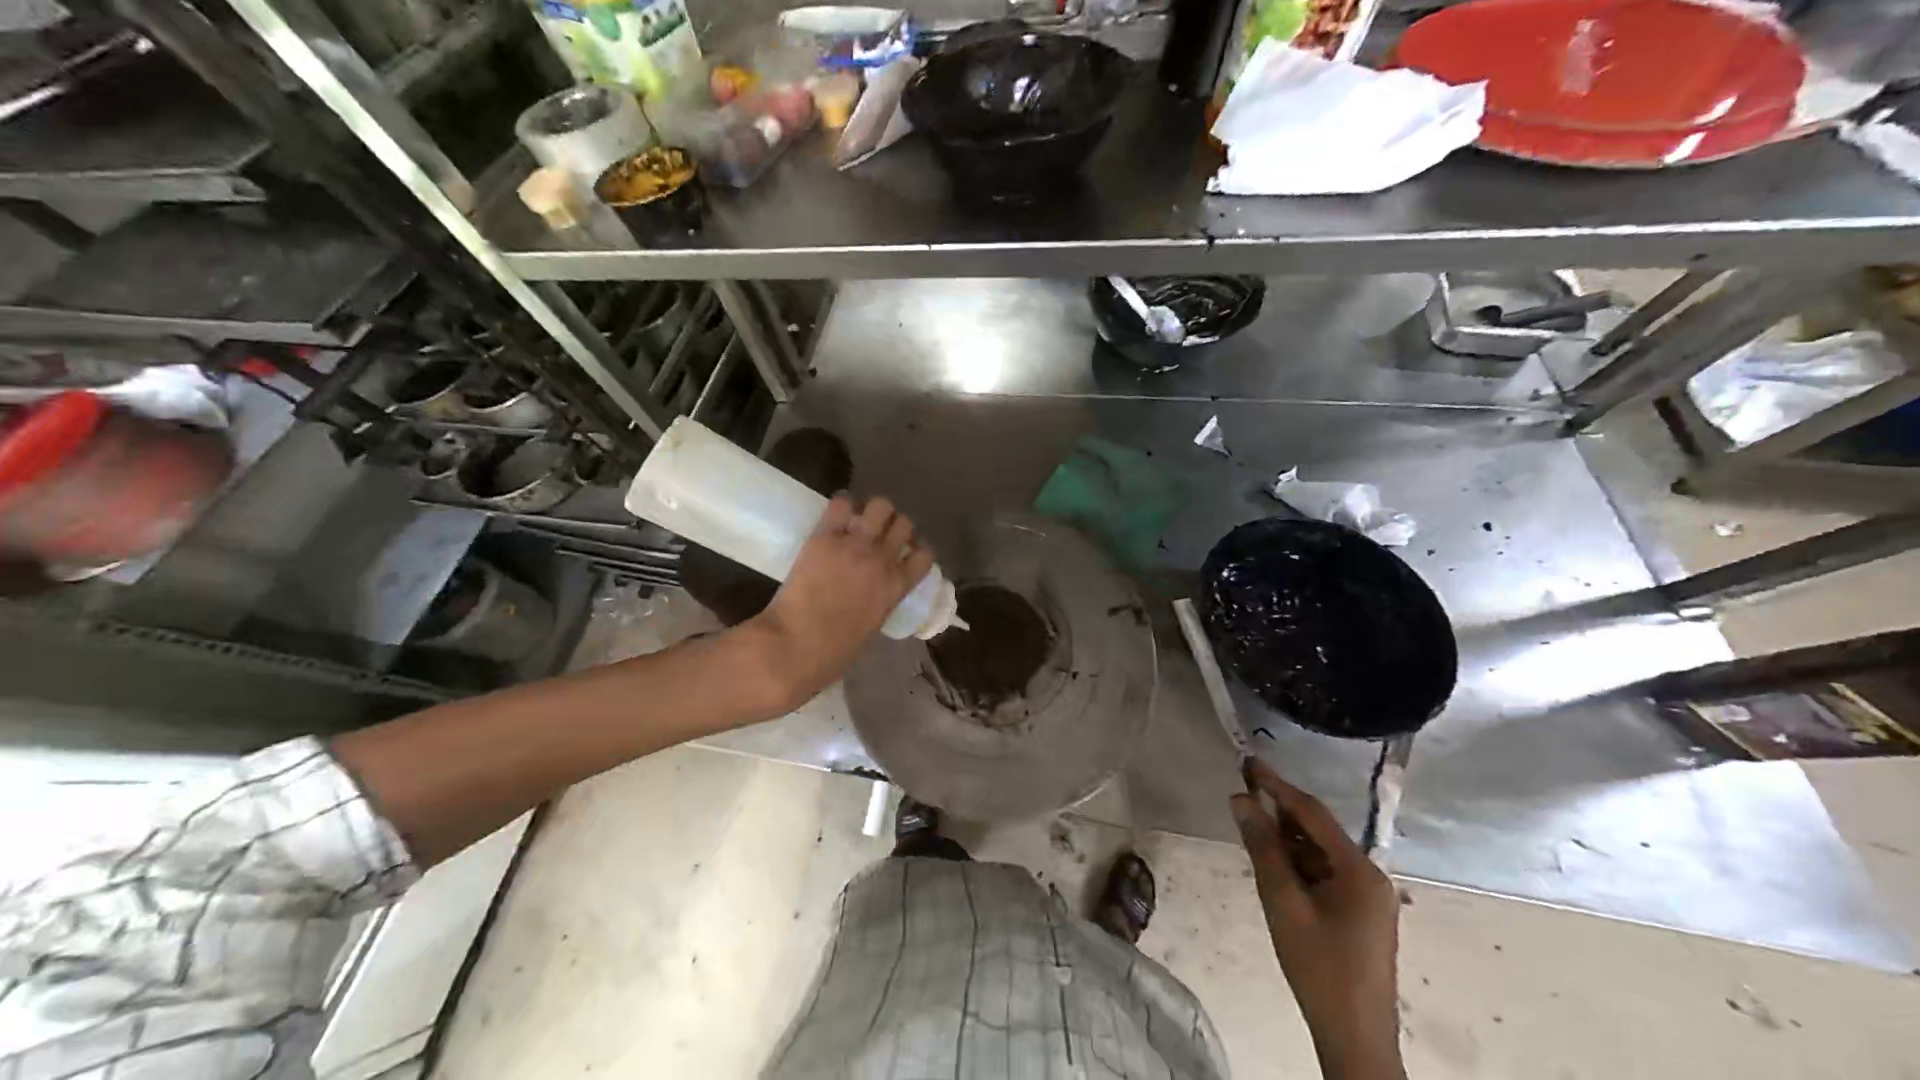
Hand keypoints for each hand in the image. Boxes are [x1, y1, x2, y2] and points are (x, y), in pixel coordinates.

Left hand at [738, 494, 935, 713]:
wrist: (795, 646)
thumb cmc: (833, 654)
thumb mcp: (870, 631)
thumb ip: (878, 606)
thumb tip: (872, 598)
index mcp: (896, 588)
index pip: (925, 555)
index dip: (917, 549)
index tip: (905, 551)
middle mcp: (881, 561)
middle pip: (904, 524)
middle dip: (894, 526)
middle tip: (878, 534)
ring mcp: (854, 546)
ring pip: (880, 505)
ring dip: (872, 510)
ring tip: (859, 520)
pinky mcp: (825, 537)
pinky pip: (841, 504)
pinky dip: (842, 505)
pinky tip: (836, 515)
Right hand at [1232, 759, 1405, 1079]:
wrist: (1354, 1036)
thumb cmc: (1318, 967)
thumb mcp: (1283, 903)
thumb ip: (1262, 848)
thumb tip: (1241, 799)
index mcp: (1359, 869)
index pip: (1312, 813)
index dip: (1277, 785)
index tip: (1248, 761)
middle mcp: (1369, 875)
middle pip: (1318, 832)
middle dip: (1279, 812)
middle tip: (1241, 793)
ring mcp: (1367, 896)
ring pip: (1318, 853)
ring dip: (1285, 840)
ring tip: (1249, 828)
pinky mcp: (1358, 913)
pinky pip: (1323, 874)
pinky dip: (1296, 864)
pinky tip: (1271, 865)